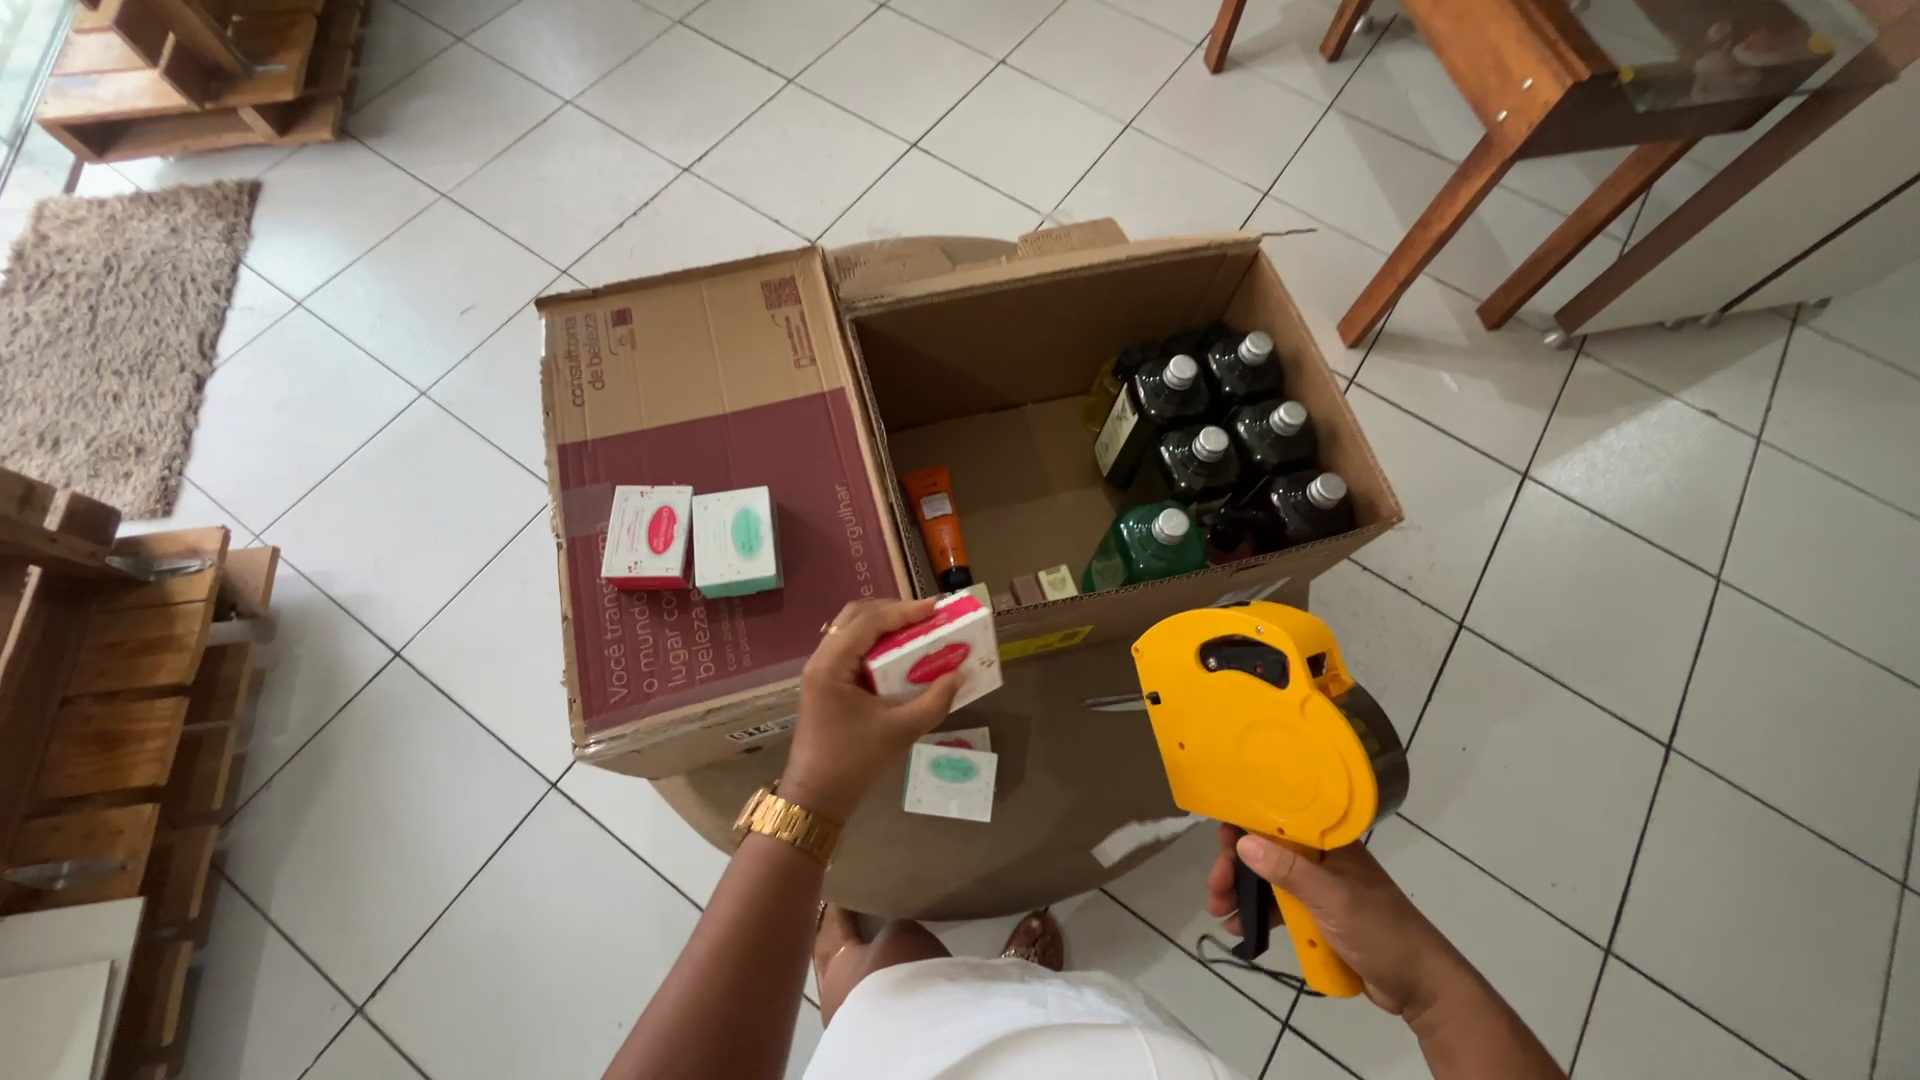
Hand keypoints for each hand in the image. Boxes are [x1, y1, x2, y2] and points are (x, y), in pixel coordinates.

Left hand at [779, 598, 961, 822]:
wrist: (817, 796)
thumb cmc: (854, 762)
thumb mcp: (902, 730)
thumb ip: (935, 701)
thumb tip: (960, 674)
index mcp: (832, 665)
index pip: (869, 622)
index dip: (904, 611)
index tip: (935, 608)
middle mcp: (821, 660)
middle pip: (855, 617)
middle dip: (892, 611)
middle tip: (926, 615)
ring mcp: (820, 671)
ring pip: (851, 631)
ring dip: (883, 625)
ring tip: (916, 629)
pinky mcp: (825, 684)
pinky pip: (850, 649)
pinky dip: (875, 644)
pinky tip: (898, 654)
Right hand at [1205, 824, 1460, 1016]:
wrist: (1421, 986)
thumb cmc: (1381, 932)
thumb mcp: (1332, 899)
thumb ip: (1288, 870)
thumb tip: (1243, 841)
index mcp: (1330, 843)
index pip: (1280, 818)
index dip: (1247, 823)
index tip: (1220, 836)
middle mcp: (1322, 858)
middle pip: (1267, 850)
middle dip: (1236, 866)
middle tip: (1215, 886)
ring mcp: (1320, 888)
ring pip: (1269, 879)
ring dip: (1241, 892)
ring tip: (1218, 910)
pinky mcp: (1318, 916)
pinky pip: (1279, 907)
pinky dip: (1257, 914)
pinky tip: (1238, 926)